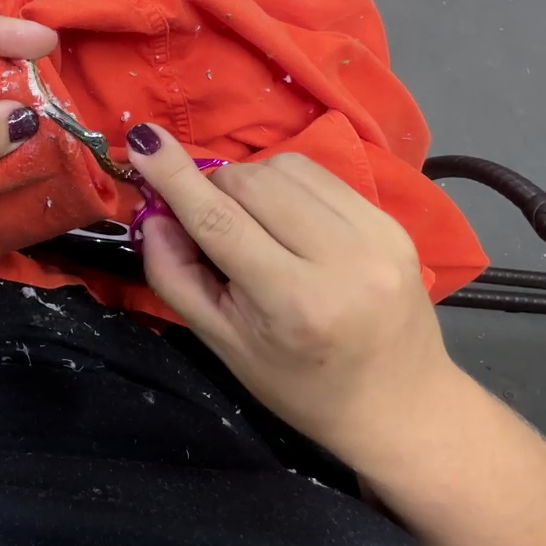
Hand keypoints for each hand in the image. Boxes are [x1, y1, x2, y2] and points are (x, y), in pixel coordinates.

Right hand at [124, 125, 463, 464]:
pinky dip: (284, 183)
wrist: (402, 405)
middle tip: (206, 219)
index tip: (142, 140)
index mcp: (294, 303)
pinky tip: (287, 218)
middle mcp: (343, 262)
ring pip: (283, 167)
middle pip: (250, 183)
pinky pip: (316, 173)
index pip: (220, 221)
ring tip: (253, 222)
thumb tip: (154, 215)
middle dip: (213, 188)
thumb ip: (174, 275)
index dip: (175, 175)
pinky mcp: (392, 222)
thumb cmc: (297, 382)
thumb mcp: (220, 341)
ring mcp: (376, 237)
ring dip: (248, 182)